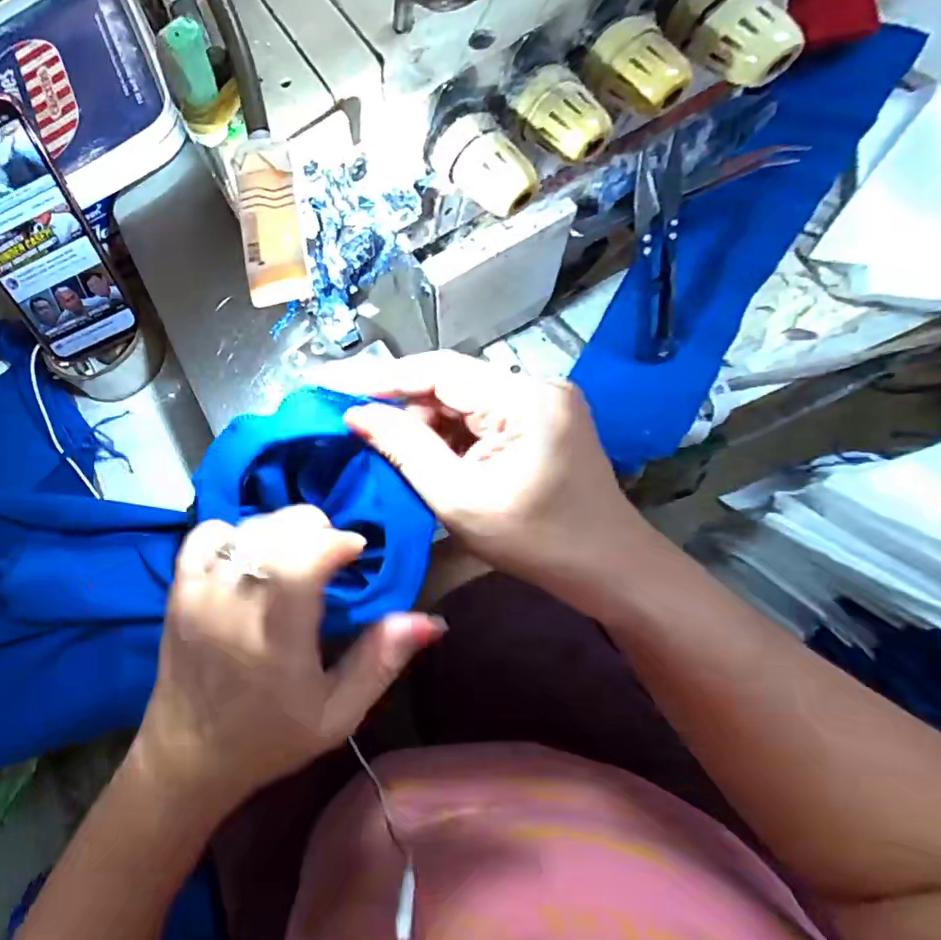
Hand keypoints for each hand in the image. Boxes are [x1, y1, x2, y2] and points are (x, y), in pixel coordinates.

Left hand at [133, 506, 444, 813]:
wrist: (190, 754)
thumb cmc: (271, 739)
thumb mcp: (337, 714)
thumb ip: (379, 662)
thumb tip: (429, 620)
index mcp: (277, 635)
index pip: (303, 557)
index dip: (335, 540)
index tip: (355, 550)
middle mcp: (234, 604)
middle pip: (275, 530)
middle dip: (313, 527)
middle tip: (329, 551)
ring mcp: (200, 592)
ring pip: (245, 527)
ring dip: (278, 528)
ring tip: (295, 553)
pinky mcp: (179, 589)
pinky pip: (204, 535)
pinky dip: (232, 531)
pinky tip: (250, 553)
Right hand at [339, 351, 658, 585]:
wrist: (609, 569)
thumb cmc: (534, 541)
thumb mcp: (457, 498)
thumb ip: (403, 448)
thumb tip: (354, 415)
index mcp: (523, 398)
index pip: (437, 370)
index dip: (380, 378)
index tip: (331, 386)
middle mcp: (536, 384)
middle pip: (449, 382)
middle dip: (405, 409)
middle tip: (363, 438)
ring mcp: (542, 400)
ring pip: (461, 400)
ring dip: (427, 426)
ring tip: (403, 461)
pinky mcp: (541, 418)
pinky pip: (480, 415)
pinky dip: (451, 436)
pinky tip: (436, 462)